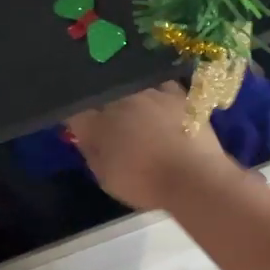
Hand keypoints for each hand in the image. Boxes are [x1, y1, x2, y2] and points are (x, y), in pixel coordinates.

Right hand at [66, 83, 239, 209]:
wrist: (193, 177)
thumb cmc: (146, 184)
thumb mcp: (107, 178)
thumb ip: (91, 152)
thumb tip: (85, 135)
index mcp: (98, 122)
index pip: (75, 111)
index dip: (77, 118)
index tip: (81, 125)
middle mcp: (121, 100)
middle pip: (104, 95)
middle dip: (102, 106)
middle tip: (110, 122)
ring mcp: (150, 92)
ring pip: (131, 87)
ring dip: (130, 98)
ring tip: (138, 112)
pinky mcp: (176, 94)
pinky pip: (160, 85)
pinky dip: (157, 93)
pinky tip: (160, 101)